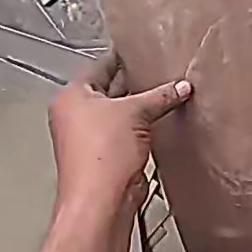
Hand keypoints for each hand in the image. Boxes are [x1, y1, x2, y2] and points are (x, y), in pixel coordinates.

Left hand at [48, 52, 191, 206]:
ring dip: (140, 110)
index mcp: (71, 97)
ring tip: (164, 98)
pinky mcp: (106, 157)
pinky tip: (158, 124)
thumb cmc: (101, 156)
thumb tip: (179, 87)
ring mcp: (89, 139)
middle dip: (134, 85)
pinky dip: (142, 130)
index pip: (99, 67)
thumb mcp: (135, 112)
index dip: (121, 58)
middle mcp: (75, 116)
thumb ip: (160, 96)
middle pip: (109, 91)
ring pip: (119, 115)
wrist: (102, 200)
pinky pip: (127, 135)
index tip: (137, 51)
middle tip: (158, 74)